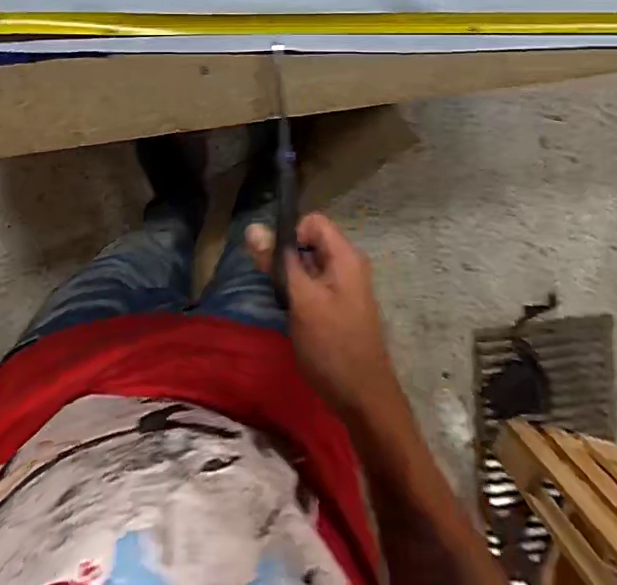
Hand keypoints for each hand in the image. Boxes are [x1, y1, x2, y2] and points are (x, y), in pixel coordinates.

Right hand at [249, 212, 400, 417]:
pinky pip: (317, 282)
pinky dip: (301, 290)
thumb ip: (278, 263)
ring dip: (292, 275)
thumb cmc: (331, 344)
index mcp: (346, 255)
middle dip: (287, 255)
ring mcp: (347, 285)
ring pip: (311, 263)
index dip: (289, 233)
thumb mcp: (300, 300)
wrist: (362, 395)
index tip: (274, 259)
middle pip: (311, 241)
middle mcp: (350, 263)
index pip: (312, 221)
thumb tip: (254, 228)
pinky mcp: (342, 304)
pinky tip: (291, 312)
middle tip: (272, 282)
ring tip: (280, 299)